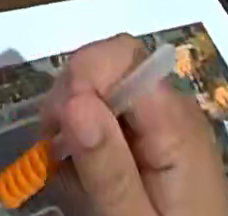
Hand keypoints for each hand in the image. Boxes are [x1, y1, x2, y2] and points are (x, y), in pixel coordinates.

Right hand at [43, 35, 227, 215]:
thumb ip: (107, 168)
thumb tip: (73, 98)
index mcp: (176, 124)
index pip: (124, 56)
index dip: (84, 74)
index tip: (56, 122)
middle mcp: (172, 112)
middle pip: (111, 65)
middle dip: (72, 94)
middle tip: (51, 147)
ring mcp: (163, 127)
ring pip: (104, 86)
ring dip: (72, 115)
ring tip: (60, 165)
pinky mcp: (153, 144)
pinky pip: (109, 114)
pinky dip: (83, 133)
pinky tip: (77, 171)